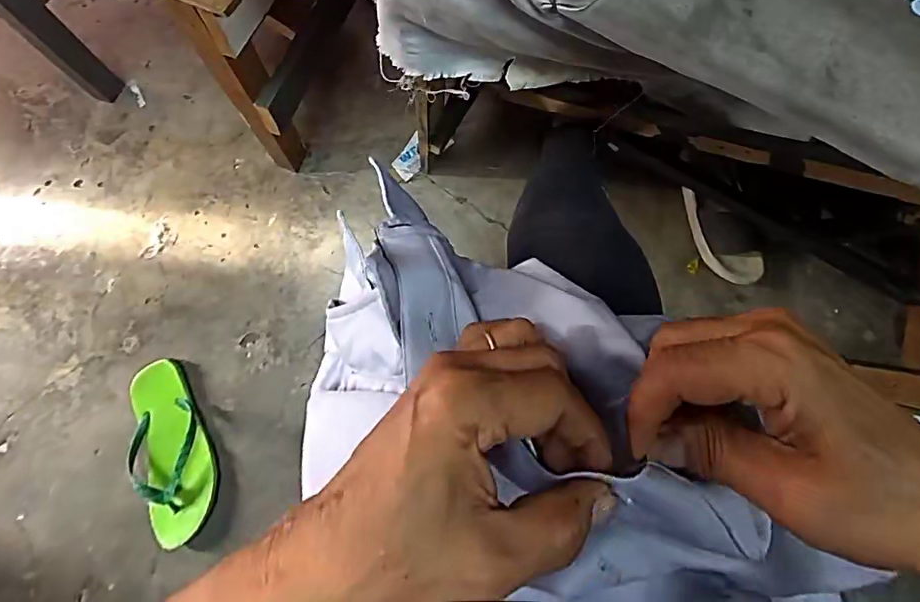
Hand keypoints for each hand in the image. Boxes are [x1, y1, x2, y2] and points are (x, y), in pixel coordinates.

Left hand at [176, 319, 617, 601]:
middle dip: (570, 410)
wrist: (314, 581)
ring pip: (518, 342)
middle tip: (571, 465)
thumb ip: (563, 523)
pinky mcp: (429, 383)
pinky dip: (519, 371)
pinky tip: (519, 416)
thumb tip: (604, 492)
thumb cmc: (398, 570)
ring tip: (547, 438)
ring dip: (547, 382)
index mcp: (467, 397)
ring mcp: (438, 368)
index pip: (554, 394)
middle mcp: (454, 365)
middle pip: (543, 359)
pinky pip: (491, 349)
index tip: (600, 473)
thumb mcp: (493, 562)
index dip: (588, 433)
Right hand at [626, 308, 919, 601]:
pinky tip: (710, 423)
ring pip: (697, 341)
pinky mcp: (791, 346)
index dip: (643, 409)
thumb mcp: (787, 491)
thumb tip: (656, 439)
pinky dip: (703, 381)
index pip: (675, 364)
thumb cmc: (874, 502)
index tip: (636, 458)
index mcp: (771, 354)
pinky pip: (724, 349)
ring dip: (677, 386)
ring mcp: (783, 330)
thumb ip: (714, 452)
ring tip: (679, 445)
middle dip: (655, 392)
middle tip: (655, 454)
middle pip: (679, 341)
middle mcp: (771, 326)